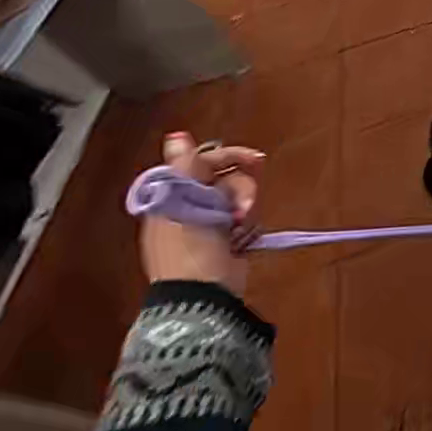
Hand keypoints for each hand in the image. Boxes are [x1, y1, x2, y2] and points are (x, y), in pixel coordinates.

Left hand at [139, 132, 263, 295]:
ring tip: (240, 227)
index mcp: (175, 194)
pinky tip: (243, 237)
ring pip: (241, 196)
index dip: (231, 156)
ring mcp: (211, 222)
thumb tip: (177, 136)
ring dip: (247, 208)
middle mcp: (192, 204)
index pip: (206, 160)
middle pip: (228, 178)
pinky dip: (249, 224)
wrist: (202, 294)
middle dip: (241, 189)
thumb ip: (185, 168)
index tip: (256, 160)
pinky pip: (248, 217)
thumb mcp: (184, 203)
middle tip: (241, 207)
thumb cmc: (189, 248)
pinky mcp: (229, 237)